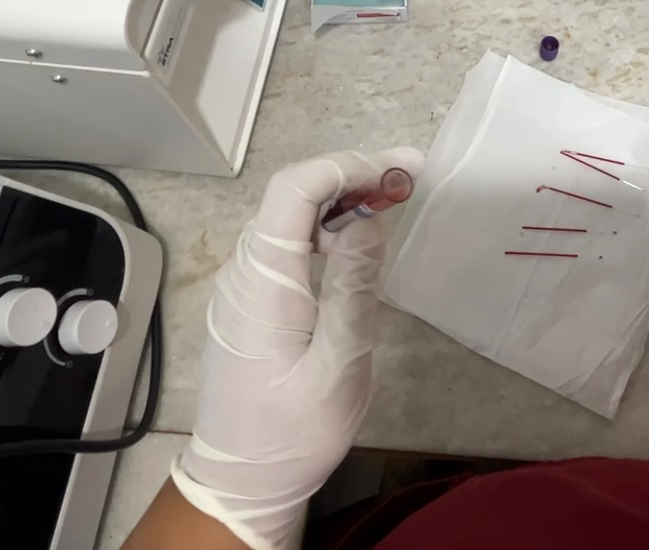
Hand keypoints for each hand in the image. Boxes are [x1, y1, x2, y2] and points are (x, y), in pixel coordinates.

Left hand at [171, 147, 423, 549]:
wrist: (239, 482)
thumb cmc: (292, 432)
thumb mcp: (337, 367)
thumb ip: (353, 288)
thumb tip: (370, 218)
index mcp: (263, 281)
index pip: (296, 189)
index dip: (349, 167)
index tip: (400, 171)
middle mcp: (245, 269)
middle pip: (294, 192)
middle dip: (353, 174)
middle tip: (408, 180)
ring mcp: (244, 280)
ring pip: (290, 211)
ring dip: (342, 196)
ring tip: (392, 200)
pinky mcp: (253, 293)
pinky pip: (287, 237)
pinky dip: (327, 222)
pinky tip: (357, 237)